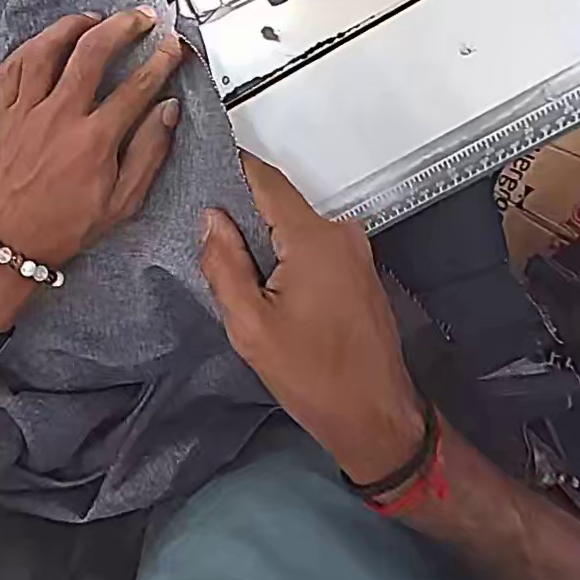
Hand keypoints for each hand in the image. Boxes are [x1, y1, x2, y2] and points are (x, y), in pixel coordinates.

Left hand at [0, 6, 184, 331]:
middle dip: (122, 27)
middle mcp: (60, 118)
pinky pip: (12, 68)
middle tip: (140, 19)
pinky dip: (30, 47)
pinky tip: (47, 41)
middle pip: (92, 53)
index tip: (171, 47)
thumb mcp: (122, 202)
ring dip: (73, 26)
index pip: (136, 87)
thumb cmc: (65, 225)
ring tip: (94, 18)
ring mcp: (29, 113)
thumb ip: (148, 153)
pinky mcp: (6, 115)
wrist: (12, 240)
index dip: (160, 61)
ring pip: (47, 51)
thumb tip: (167, 112)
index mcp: (93, 141)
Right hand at [201, 153, 426, 482]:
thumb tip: (212, 218)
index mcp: (313, 239)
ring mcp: (356, 249)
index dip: (233, 166)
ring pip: (296, 223)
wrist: (376, 417)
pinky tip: (268, 279)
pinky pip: (313, 241)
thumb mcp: (249, 325)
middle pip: (280, 201)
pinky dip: (287, 248)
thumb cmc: (313, 375)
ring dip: (265, 234)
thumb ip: (224, 263)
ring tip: (235, 262)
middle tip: (207, 230)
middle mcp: (341, 233)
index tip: (203, 162)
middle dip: (243, 209)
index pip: (266, 180)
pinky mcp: (359, 267)